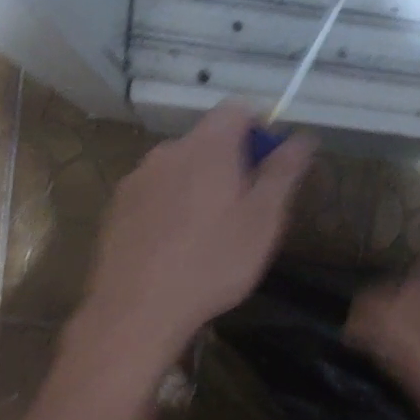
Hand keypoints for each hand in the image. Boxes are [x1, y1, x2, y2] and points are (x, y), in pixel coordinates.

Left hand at [83, 105, 315, 348]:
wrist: (138, 308)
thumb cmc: (212, 263)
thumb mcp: (262, 221)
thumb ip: (283, 173)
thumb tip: (302, 138)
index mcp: (207, 147)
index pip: (237, 110)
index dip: (259, 131)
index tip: (270, 169)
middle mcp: (167, 151)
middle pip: (207, 141)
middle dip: (231, 165)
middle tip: (246, 212)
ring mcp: (137, 178)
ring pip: (179, 169)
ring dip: (199, 187)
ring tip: (209, 236)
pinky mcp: (117, 207)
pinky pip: (155, 193)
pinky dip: (170, 208)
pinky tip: (175, 248)